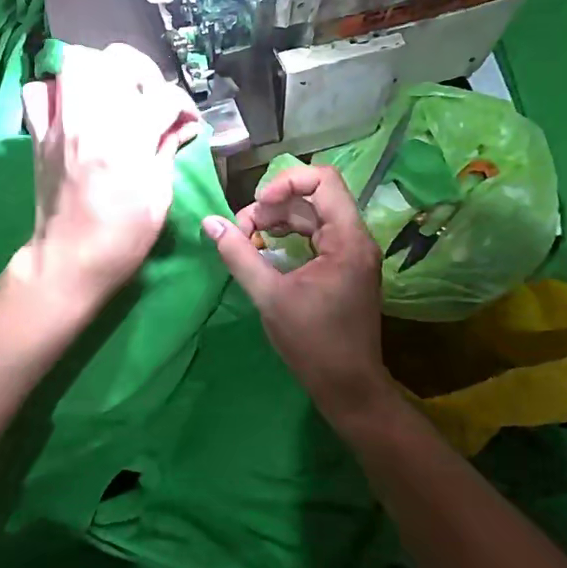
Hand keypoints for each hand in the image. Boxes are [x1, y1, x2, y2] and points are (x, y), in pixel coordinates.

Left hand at [21, 43, 200, 307]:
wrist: (68, 261)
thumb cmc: (122, 238)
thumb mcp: (159, 196)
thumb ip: (167, 150)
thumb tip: (181, 125)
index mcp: (129, 139)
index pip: (164, 96)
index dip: (183, 106)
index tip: (186, 121)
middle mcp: (93, 121)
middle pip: (117, 60)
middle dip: (141, 71)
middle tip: (148, 96)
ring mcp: (61, 124)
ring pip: (74, 63)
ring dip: (99, 69)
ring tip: (111, 91)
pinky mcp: (39, 135)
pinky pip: (37, 91)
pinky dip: (55, 90)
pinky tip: (73, 107)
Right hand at [203, 165, 389, 415]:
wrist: (349, 387)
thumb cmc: (312, 343)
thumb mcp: (269, 296)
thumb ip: (238, 255)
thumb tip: (209, 222)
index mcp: (348, 240)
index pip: (324, 181)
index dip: (287, 182)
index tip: (258, 206)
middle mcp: (357, 239)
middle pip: (315, 197)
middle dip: (274, 206)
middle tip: (242, 229)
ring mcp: (353, 254)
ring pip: (314, 216)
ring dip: (279, 220)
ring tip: (248, 236)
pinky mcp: (346, 268)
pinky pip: (318, 235)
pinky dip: (291, 235)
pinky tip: (266, 247)